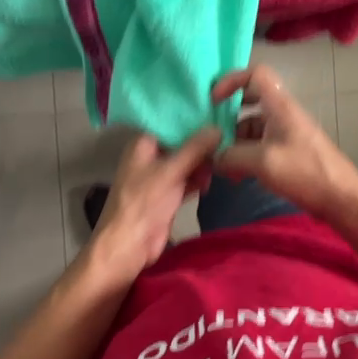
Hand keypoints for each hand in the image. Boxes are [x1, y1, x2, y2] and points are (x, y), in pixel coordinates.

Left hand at [74, 127, 221, 291]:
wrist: (129, 245)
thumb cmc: (144, 202)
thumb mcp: (170, 171)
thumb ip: (194, 149)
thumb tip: (218, 127)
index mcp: (142, 145)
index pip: (170, 122)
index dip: (192, 119)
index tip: (218, 113)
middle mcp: (150, 157)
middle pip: (181, 143)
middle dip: (202, 144)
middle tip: (228, 141)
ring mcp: (159, 178)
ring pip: (186, 163)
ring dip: (202, 164)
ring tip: (223, 162)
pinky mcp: (167, 196)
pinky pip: (187, 181)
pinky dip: (198, 180)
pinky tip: (212, 180)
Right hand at [211, 65, 357, 223]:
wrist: (342, 199)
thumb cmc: (305, 172)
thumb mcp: (262, 162)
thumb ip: (231, 156)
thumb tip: (213, 157)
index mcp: (280, 106)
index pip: (256, 74)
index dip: (231, 81)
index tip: (214, 102)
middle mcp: (283, 114)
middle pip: (249, 103)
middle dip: (227, 118)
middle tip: (211, 136)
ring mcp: (286, 134)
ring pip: (252, 128)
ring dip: (234, 143)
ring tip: (221, 167)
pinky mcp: (288, 153)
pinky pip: (260, 146)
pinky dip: (245, 157)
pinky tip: (236, 176)